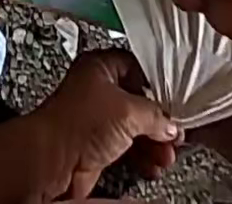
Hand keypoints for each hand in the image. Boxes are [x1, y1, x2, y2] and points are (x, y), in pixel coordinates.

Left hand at [27, 49, 181, 197]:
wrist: (56, 158)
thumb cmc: (78, 122)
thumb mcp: (126, 111)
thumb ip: (154, 115)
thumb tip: (169, 122)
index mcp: (100, 66)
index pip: (135, 66)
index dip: (157, 84)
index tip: (175, 102)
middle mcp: (98, 88)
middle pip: (138, 99)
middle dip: (158, 121)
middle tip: (174, 135)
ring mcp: (98, 116)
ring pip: (135, 125)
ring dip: (154, 142)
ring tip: (166, 155)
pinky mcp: (99, 141)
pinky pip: (128, 145)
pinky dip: (143, 155)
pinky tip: (152, 165)